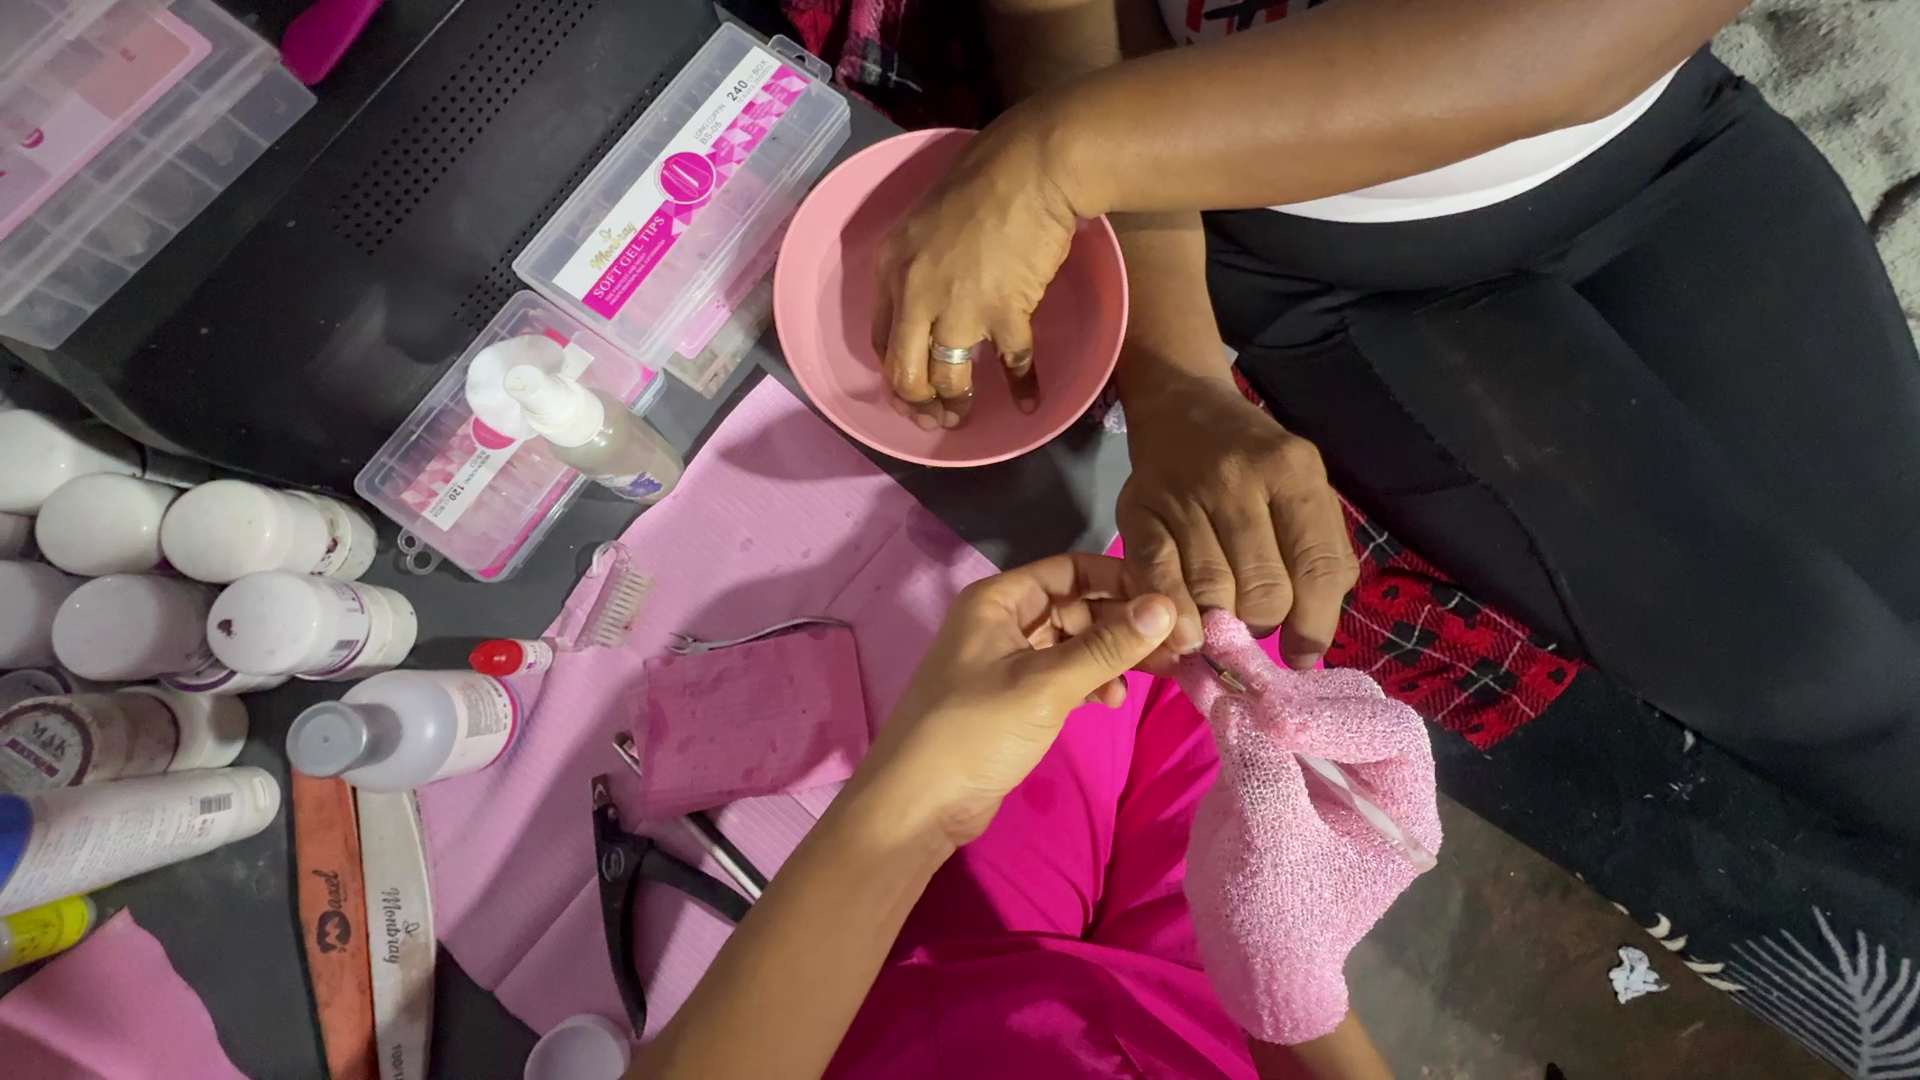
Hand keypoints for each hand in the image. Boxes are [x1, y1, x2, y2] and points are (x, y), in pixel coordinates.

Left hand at [854, 553, 1174, 846]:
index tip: (1172, 598)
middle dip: (1124, 623)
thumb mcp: (1045, 684)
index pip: (1071, 570)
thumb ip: (1107, 646)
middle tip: (1176, 645)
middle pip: (1076, 606)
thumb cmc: (976, 729)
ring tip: (1158, 674)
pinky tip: (1111, 701)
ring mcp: (1009, 659)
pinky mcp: (1015, 696)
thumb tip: (1167, 606)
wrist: (919, 803)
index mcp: (999, 599)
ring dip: (1111, 656)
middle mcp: (1003, 620)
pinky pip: (1064, 674)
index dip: (1121, 579)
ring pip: (1074, 642)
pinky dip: (1090, 682)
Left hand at [871, 110, 1078, 427]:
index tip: (908, 391)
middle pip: (905, 373)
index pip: (878, 341)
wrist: (1032, 166)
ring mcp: (959, 307)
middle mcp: (916, 294)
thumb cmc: (980, 183)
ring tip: (963, 415)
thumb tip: (925, 312)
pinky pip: (1011, 363)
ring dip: (956, 405)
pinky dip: (1022, 387)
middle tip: (933, 418)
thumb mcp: (923, 223)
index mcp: (891, 271)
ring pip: (947, 379)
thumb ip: (915, 270)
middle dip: (918, 405)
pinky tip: (1027, 403)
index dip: (893, 375)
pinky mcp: (1004, 312)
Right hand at [1118, 373, 1358, 667]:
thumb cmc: (1253, 459)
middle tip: (1252, 623)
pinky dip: (1174, 614)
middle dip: (1262, 624)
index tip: (1301, 655)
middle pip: (1263, 589)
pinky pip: (1158, 577)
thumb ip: (1320, 552)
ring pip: (1211, 592)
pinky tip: (1185, 632)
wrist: (1182, 409)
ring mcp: (1183, 494)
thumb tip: (1307, 640)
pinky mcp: (1138, 509)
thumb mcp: (1303, 487)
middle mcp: (1238, 479)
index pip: (1316, 567)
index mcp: (1293, 470)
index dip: (1314, 625)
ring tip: (1220, 623)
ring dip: (1219, 625)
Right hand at [1178, 612, 1441, 1044]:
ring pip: (1295, 693)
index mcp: (1399, 805)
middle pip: (1343, 700)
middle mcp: (1366, 771)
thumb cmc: (1278, 923)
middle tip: (1235, 666)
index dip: (1336, 718)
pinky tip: (1190, 664)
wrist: (1244, 949)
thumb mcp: (1275, 859)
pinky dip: (1220, 687)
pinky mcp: (1270, 753)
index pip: (1390, 734)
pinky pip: (1250, 710)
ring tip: (1211, 634)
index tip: (1274, 722)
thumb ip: (1263, 782)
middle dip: (1289, 684)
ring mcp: (1316, 758)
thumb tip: (1233, 706)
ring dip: (1250, 669)